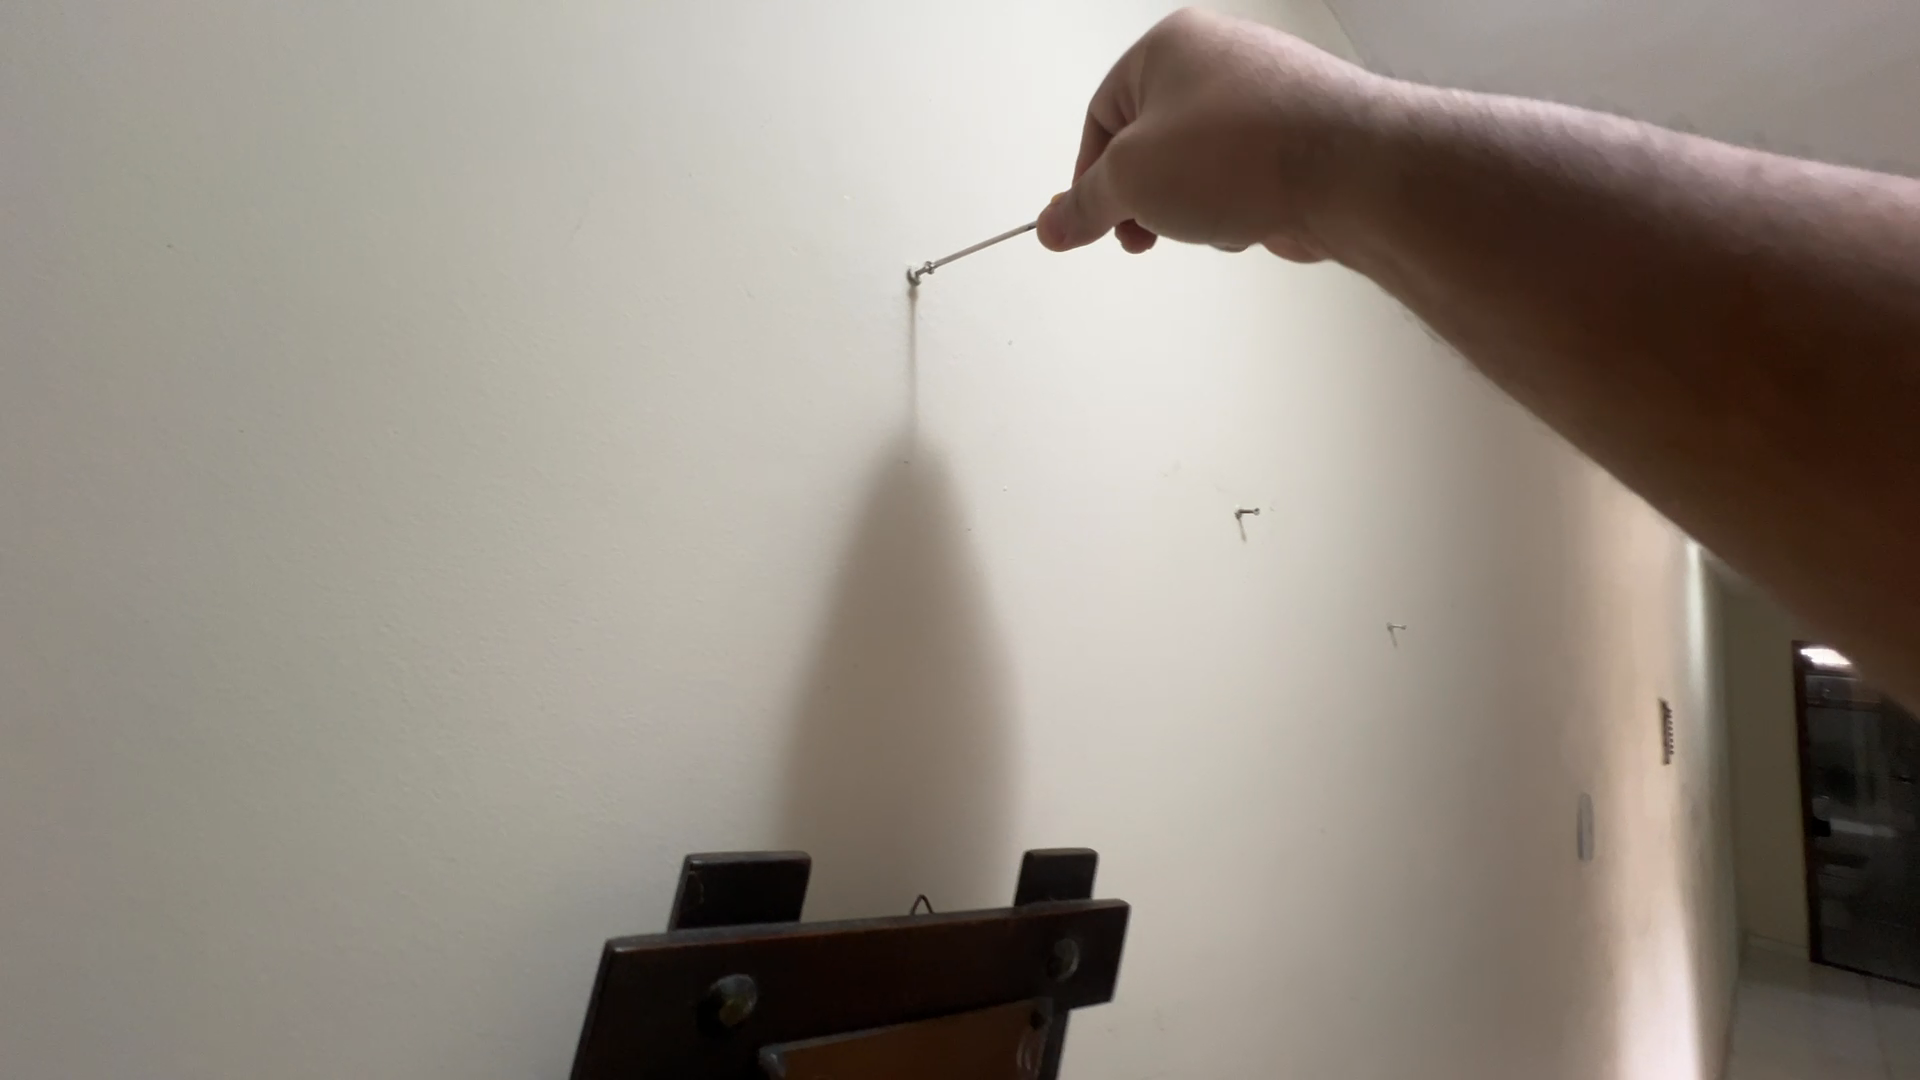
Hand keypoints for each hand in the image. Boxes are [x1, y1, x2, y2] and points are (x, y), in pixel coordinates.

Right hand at [1036, 8, 1385, 262]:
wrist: (1345, 171)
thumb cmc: (1228, 156)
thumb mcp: (1130, 181)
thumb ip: (1082, 207)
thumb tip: (1049, 228)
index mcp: (1167, 48)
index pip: (1099, 118)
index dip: (1086, 179)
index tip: (1090, 226)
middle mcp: (1212, 63)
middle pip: (1142, 147)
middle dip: (1137, 202)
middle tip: (1140, 238)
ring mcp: (1254, 100)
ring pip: (1185, 172)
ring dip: (1181, 211)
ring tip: (1201, 224)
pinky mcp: (1284, 140)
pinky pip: (1227, 182)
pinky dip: (1222, 210)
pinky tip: (1241, 221)